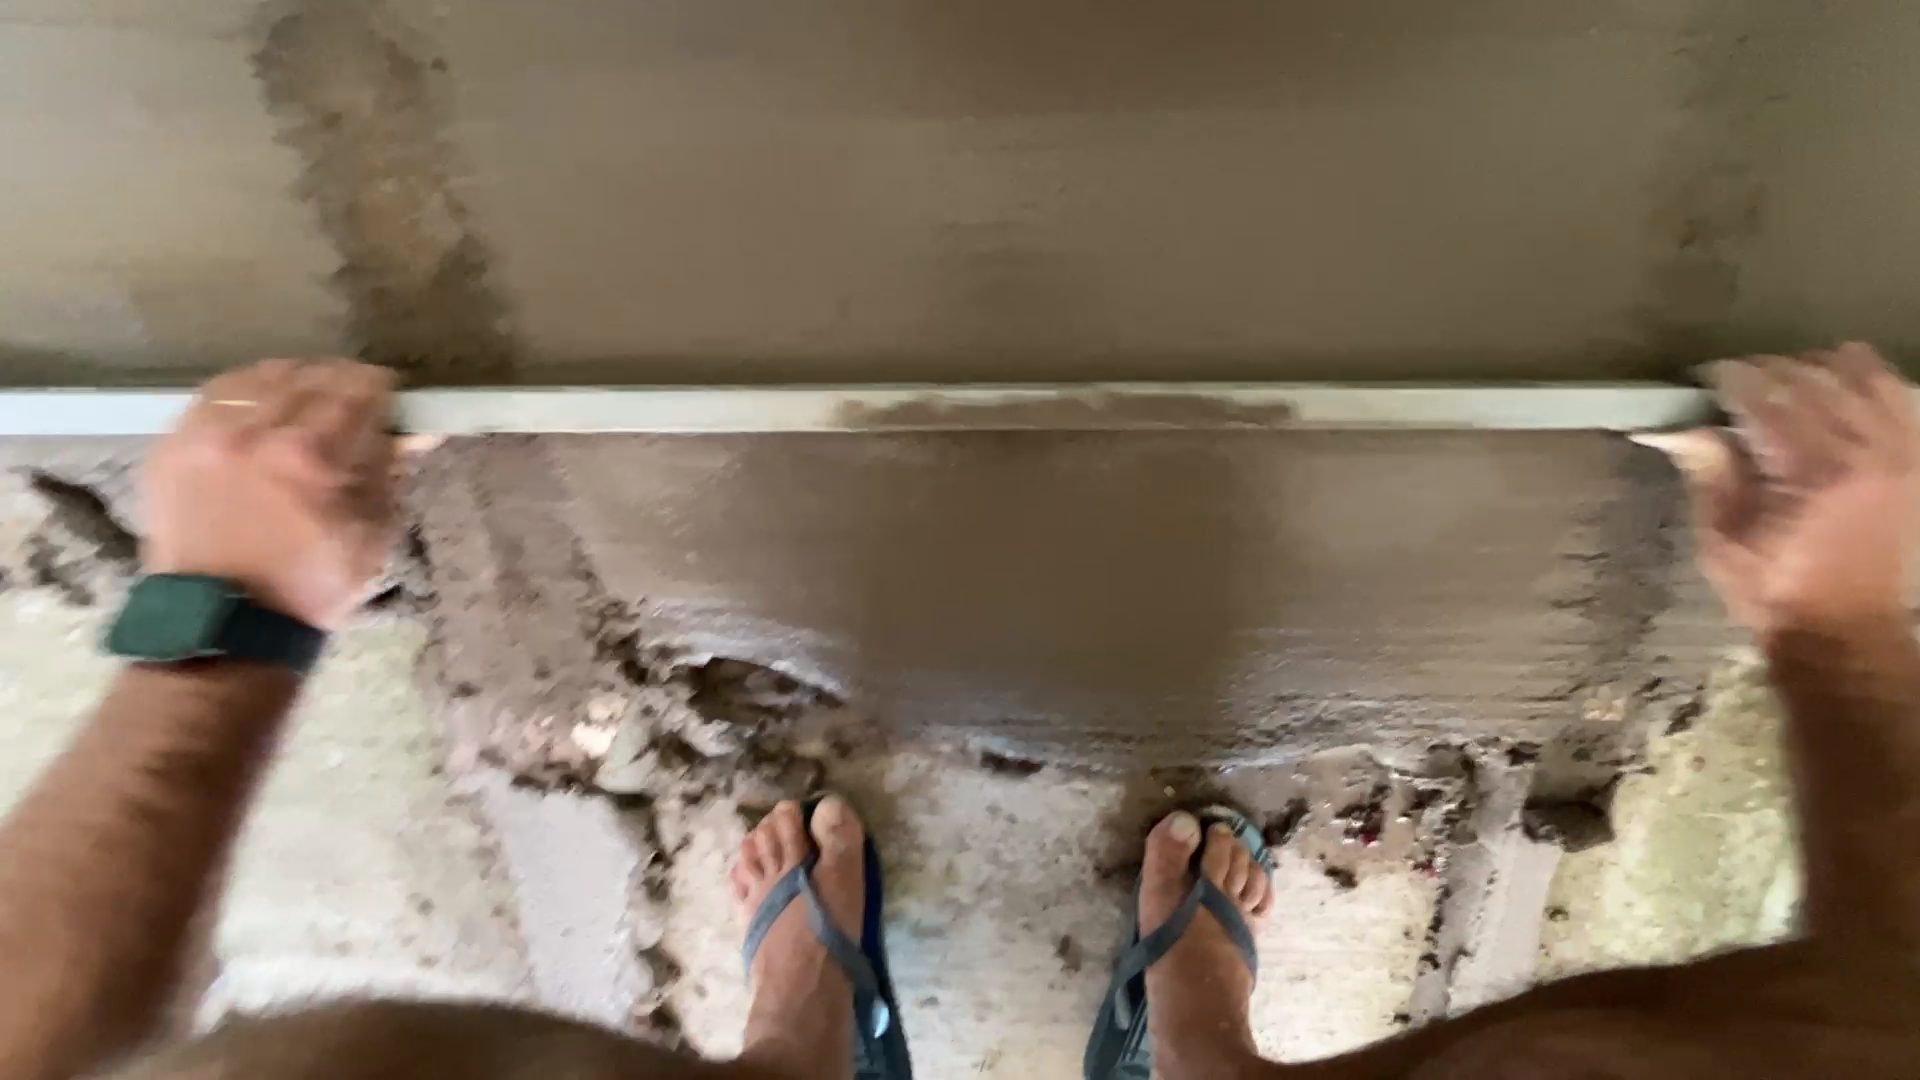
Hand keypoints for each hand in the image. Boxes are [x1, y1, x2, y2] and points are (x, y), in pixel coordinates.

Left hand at [141, 360, 400, 629]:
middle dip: (342, 378)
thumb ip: (391, 471)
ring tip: (315, 390)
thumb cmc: (319, 580)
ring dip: (295, 377)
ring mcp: (205, 438)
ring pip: (257, 378)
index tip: (397, 390)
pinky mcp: (172, 448)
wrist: (227, 620)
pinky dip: (248, 390)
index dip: (382, 386)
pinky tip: (267, 400)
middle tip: (363, 390)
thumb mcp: (375, 529)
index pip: (355, 392)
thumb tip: (418, 433)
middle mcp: (253, 434)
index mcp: (311, 457)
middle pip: (307, 376)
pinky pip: (214, 396)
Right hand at [1635, 343, 1918, 636]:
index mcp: (1811, 472)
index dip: (1734, 379)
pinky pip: (1910, 408)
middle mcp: (1867, 455)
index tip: (1703, 373)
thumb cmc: (1765, 583)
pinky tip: (1864, 381)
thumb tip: (1676, 429)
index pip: (1770, 401)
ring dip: (1834, 370)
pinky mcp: (1917, 469)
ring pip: (1874, 386)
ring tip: (1801, 365)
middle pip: (1822, 385)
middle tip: (1739, 371)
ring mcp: (1903, 458)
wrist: (1842, 624)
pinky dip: (1886, 387)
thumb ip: (1710, 473)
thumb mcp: (1720, 533)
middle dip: (1778, 370)